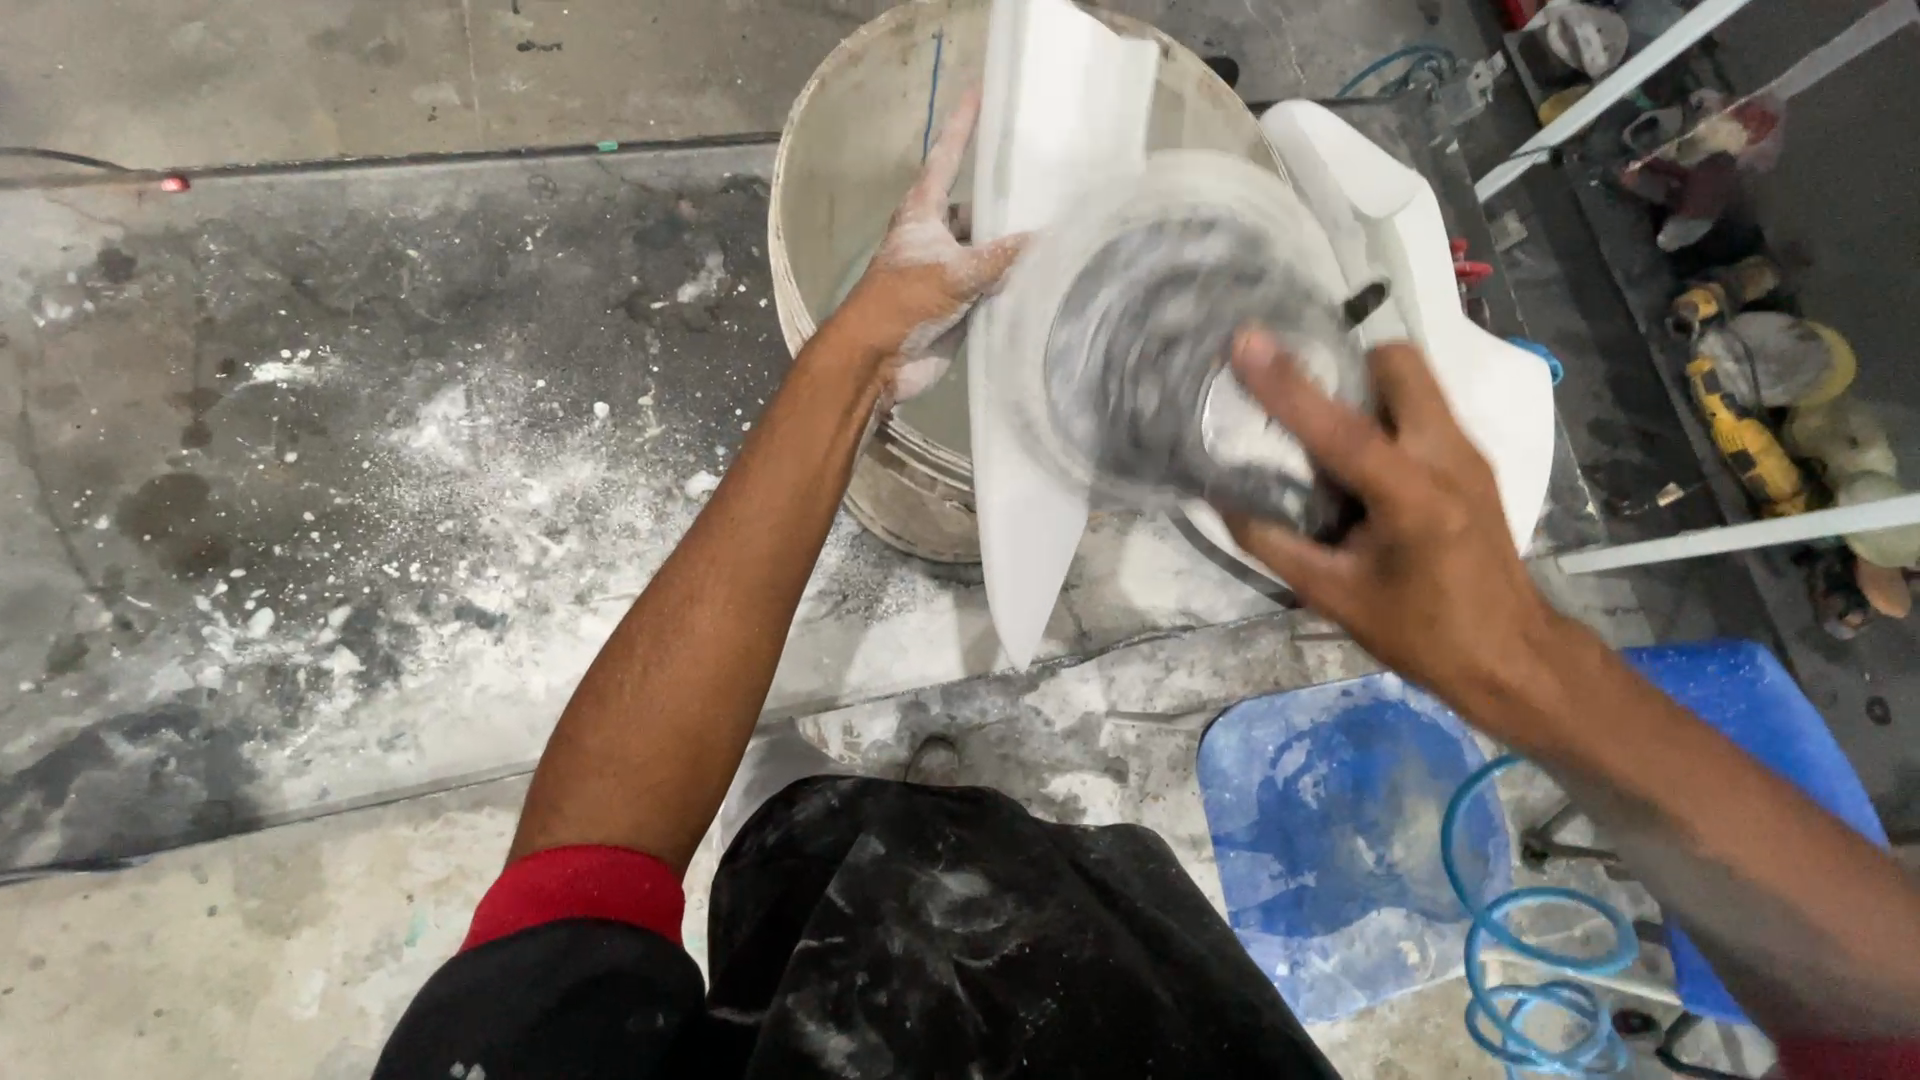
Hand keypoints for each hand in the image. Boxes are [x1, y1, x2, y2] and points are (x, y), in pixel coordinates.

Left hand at [831, 86, 1025, 400]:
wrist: (879, 360)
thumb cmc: (903, 303)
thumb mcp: (952, 272)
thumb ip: (996, 257)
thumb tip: (1040, 240)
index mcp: (923, 214)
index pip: (945, 158)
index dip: (962, 127)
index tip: (979, 93)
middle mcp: (936, 237)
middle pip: (974, 209)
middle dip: (1003, 200)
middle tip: (1047, 182)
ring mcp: (948, 272)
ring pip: (986, 250)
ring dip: (1011, 247)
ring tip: (1058, 228)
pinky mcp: (958, 305)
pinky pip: (991, 286)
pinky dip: (1012, 282)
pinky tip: (1044, 275)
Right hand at [1221, 329, 1570, 711]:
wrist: (1511, 656)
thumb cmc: (1421, 633)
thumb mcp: (1333, 596)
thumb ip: (1273, 543)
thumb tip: (1221, 499)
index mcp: (1414, 498)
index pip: (1340, 430)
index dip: (1288, 385)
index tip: (1246, 342)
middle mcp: (1450, 457)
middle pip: (1399, 366)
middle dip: (1346, 367)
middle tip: (1305, 399)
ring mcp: (1469, 455)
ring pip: (1415, 381)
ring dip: (1364, 390)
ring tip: (1321, 430)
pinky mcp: (1474, 463)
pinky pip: (1421, 409)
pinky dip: (1383, 414)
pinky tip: (1356, 462)